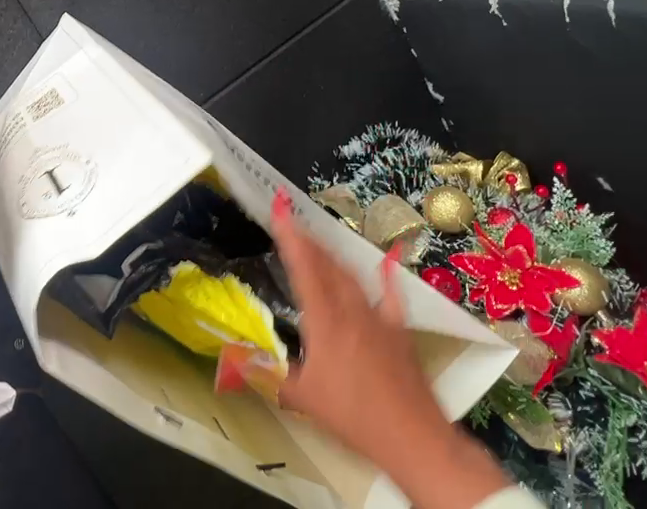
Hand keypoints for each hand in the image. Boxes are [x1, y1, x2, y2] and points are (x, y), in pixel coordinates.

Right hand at [269, 191, 510, 508]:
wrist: (412, 436)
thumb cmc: (353, 416)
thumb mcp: (303, 398)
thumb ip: (268, 375)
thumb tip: (234, 362)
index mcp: (325, 320)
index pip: (304, 268)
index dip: (291, 237)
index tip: (280, 210)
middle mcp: (352, 310)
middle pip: (328, 265)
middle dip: (308, 239)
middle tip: (292, 221)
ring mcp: (379, 318)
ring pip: (353, 276)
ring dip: (333, 254)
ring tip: (318, 240)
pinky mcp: (399, 332)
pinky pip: (391, 296)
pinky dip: (385, 275)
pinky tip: (386, 260)